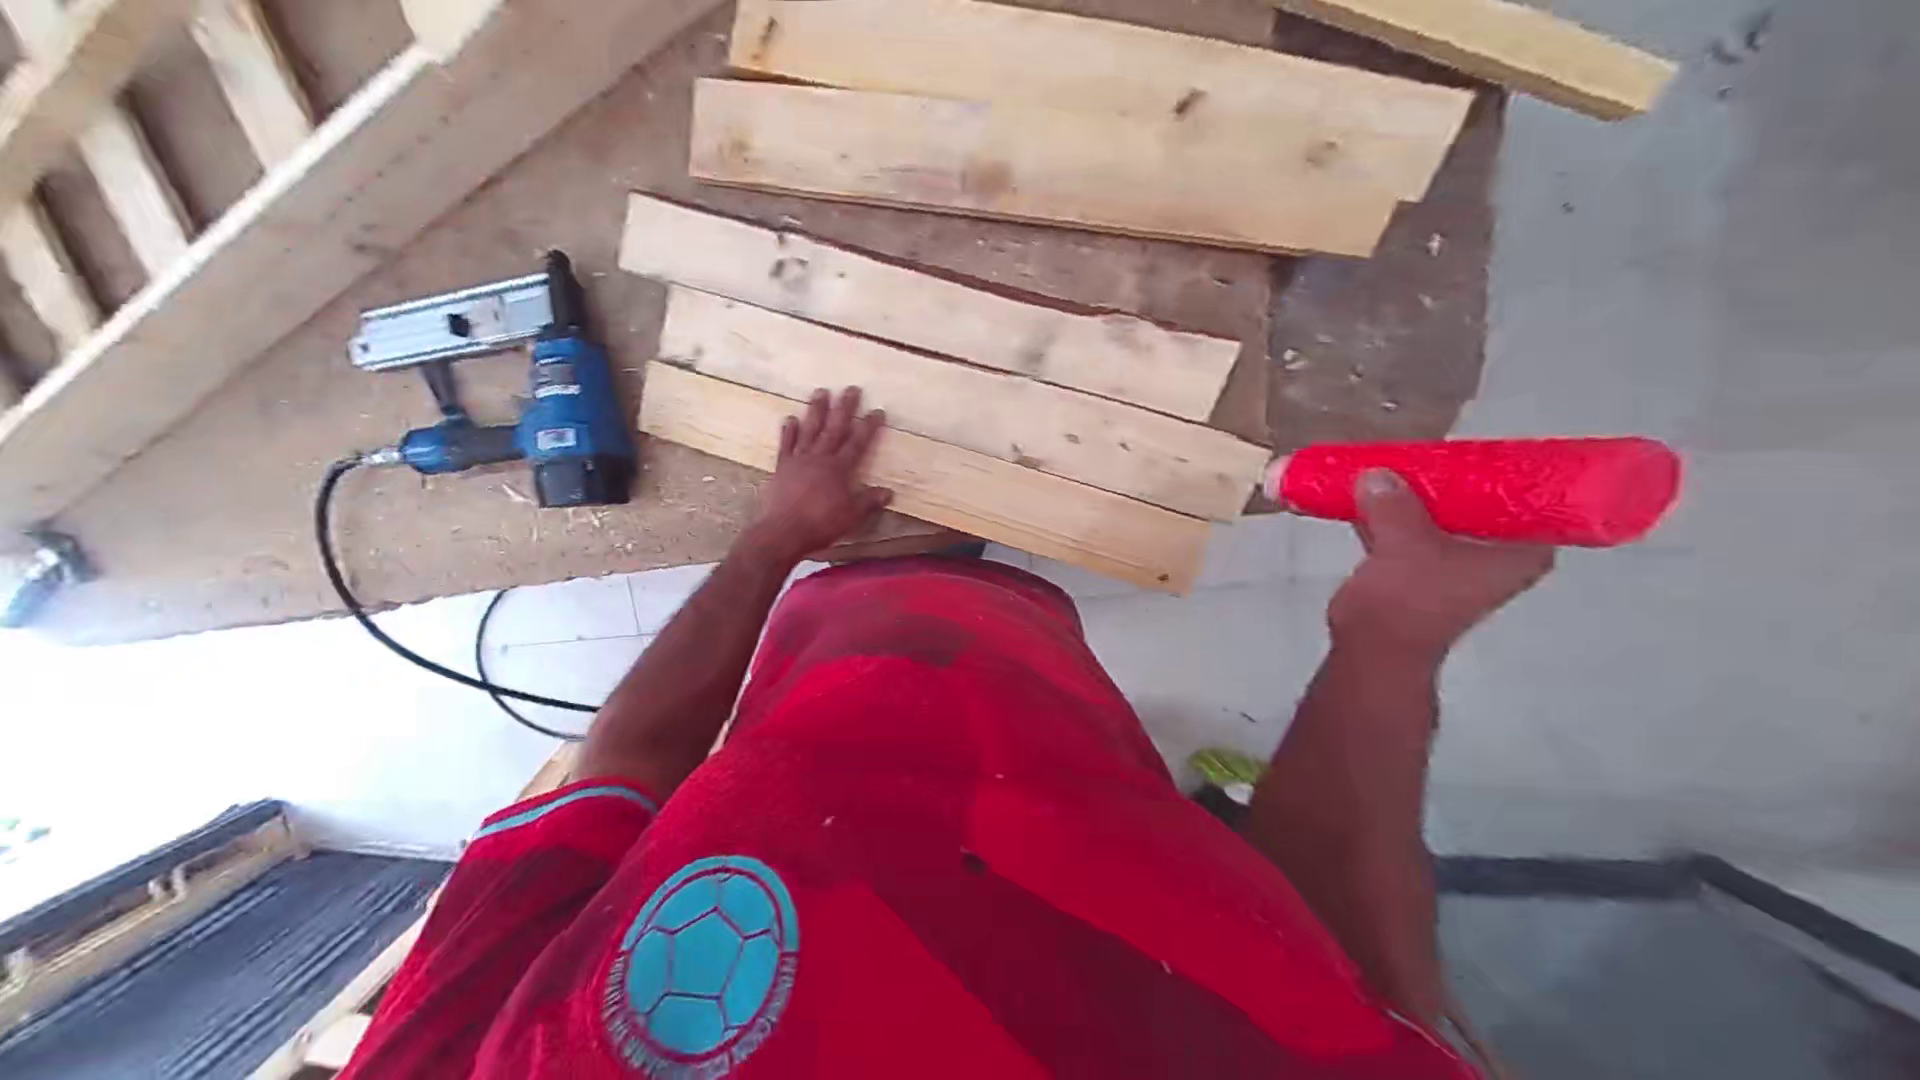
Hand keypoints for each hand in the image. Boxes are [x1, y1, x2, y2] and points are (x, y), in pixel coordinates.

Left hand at [741, 387, 892, 565]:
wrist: (783, 531)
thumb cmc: (821, 524)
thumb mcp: (852, 516)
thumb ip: (868, 502)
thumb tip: (888, 492)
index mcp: (839, 469)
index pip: (857, 443)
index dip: (868, 427)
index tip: (877, 411)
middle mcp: (819, 459)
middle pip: (834, 429)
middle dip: (844, 408)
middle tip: (851, 388)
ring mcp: (798, 461)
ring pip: (810, 430)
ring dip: (816, 411)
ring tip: (821, 392)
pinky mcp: (782, 469)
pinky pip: (786, 446)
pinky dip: (788, 432)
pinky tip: (790, 419)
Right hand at [1328, 469, 1553, 660]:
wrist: (1374, 646)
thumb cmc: (1408, 599)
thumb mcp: (1404, 542)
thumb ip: (1393, 503)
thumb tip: (1376, 473)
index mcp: (1521, 552)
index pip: (1534, 498)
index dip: (1510, 470)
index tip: (1482, 447)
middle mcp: (1497, 556)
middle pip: (1480, 503)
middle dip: (1451, 480)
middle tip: (1432, 450)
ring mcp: (1456, 566)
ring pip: (1440, 518)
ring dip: (1415, 498)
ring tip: (1395, 466)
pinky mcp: (1419, 573)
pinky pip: (1409, 532)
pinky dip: (1389, 517)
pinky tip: (1367, 494)